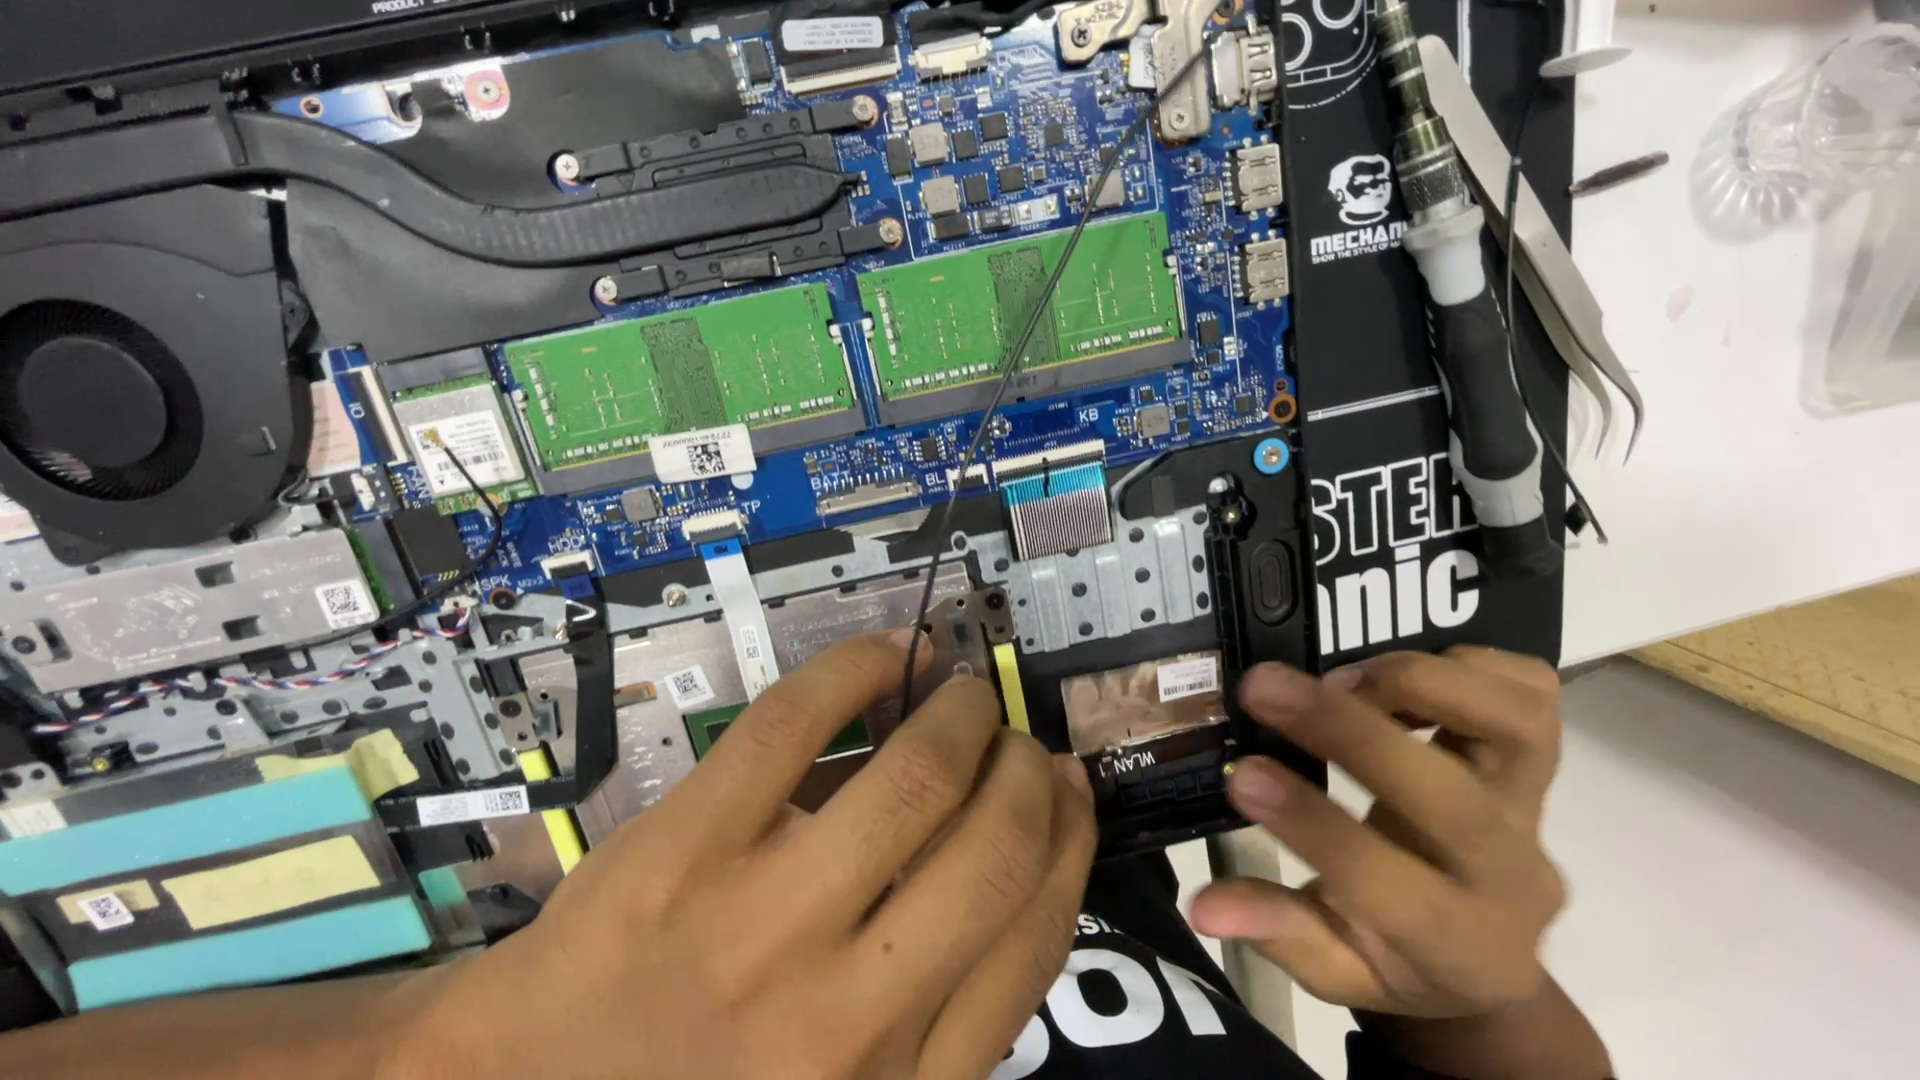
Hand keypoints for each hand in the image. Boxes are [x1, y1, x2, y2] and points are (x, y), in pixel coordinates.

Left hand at [378, 632, 1097, 1079]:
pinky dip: (859, 667)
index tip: (1066, 788)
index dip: (1067, 840)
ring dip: (959, 711)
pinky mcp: (686, 845)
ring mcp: (760, 921)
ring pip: (915, 775)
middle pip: (991, 847)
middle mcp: (847, 1013)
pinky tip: (888, 656)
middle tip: (1012, 738)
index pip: (1031, 936)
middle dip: (1022, 769)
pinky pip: (797, 722)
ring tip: (960, 693)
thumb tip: (1014, 852)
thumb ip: (940, 1010)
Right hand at [1190, 647, 1565, 1018]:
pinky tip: (1390, 674)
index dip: (1312, 824)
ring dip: (1418, 683)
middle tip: (1261, 688)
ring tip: (1337, 677)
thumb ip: (1276, 931)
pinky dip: (1465, 663)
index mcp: (1456, 943)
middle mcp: (1509, 874)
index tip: (1242, 777)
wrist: (1490, 948)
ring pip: (1518, 725)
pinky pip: (1531, 689)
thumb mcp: (1333, 966)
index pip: (1388, 882)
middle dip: (1349, 731)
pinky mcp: (1541, 759)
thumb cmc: (1399, 958)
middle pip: (1451, 800)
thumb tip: (1202, 905)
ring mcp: (1534, 808)